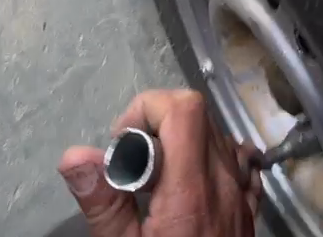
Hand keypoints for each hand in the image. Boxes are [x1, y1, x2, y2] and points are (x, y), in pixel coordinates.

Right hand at [58, 88, 258, 236]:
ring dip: (187, 137)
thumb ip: (103, 202)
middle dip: (162, 118)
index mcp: (191, 190)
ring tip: (157, 172)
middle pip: (201, 114)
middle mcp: (224, 184)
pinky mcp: (249, 214)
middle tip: (133, 154)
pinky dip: (214, 158)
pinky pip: (240, 164)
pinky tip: (193, 181)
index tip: (122, 142)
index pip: (183, 110)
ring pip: (220, 134)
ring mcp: (242, 198)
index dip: (148, 108)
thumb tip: (73, 156)